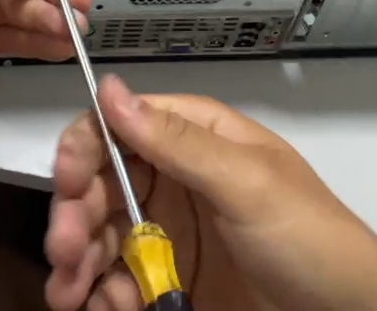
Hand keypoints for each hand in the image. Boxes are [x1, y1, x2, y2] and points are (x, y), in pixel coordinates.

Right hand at [45, 76, 376, 310]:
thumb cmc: (313, 242)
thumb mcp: (248, 185)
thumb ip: (177, 141)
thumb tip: (109, 87)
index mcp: (191, 137)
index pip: (117, 125)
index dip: (83, 148)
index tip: (65, 183)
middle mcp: (172, 177)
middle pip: (100, 183)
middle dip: (74, 214)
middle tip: (63, 253)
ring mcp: (170, 232)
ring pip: (102, 233)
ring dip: (77, 260)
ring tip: (67, 294)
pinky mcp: (172, 281)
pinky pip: (120, 279)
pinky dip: (101, 294)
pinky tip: (99, 307)